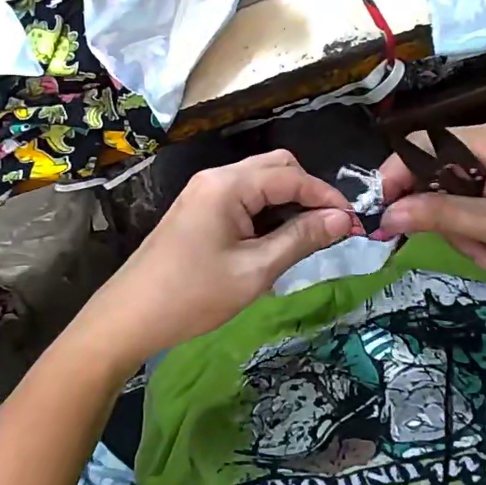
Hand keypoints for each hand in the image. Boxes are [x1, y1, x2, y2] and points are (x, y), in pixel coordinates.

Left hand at [82, 150, 357, 365]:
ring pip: (260, 182)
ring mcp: (204, 192)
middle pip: (276, 168)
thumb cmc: (193, 295)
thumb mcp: (255, 271)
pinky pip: (243, 198)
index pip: (291, 175)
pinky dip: (267, 212)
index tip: (355, 221)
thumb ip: (301, 239)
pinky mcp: (199, 209)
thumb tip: (343, 219)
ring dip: (288, 203)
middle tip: (331, 228)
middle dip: (308, 192)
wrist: (129, 316)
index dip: (327, 196)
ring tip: (310, 237)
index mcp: (228, 185)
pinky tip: (278, 239)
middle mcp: (216, 178)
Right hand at [376, 120, 485, 301]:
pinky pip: (477, 195)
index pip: (423, 145)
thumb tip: (386, 216)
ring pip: (455, 188)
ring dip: (461, 226)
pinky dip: (479, 224)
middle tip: (462, 249)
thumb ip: (443, 216)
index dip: (395, 177)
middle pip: (437, 169)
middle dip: (440, 212)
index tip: (380, 215)